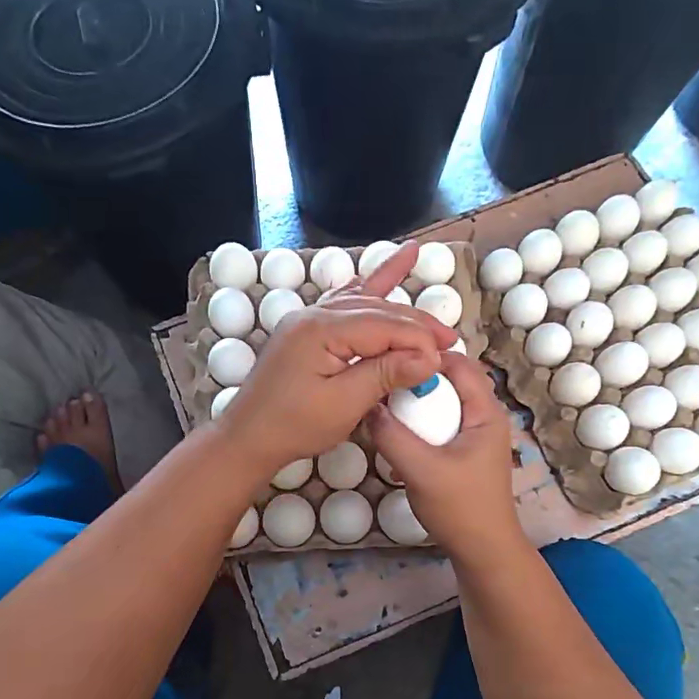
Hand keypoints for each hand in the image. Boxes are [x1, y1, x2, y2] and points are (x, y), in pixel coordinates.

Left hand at [216, 241, 456, 476]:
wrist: (248, 436)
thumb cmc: (294, 425)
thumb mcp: (345, 404)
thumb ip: (387, 374)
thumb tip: (431, 359)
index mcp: (322, 329)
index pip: (384, 324)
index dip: (419, 339)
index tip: (445, 358)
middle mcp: (314, 315)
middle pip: (376, 308)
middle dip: (415, 321)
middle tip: (450, 337)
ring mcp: (307, 320)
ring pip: (359, 299)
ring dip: (390, 292)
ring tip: (415, 262)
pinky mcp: (306, 332)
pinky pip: (341, 303)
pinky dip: (362, 289)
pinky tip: (373, 275)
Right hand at [368, 350, 522, 560]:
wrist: (483, 551)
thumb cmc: (460, 509)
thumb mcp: (421, 470)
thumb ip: (392, 436)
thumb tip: (368, 406)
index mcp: (486, 413)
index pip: (458, 363)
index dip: (425, 356)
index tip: (389, 361)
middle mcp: (484, 417)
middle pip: (449, 381)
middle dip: (416, 382)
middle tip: (382, 386)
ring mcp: (475, 436)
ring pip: (442, 406)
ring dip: (416, 407)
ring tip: (385, 412)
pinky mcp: (465, 453)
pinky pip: (440, 426)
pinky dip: (420, 428)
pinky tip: (397, 442)